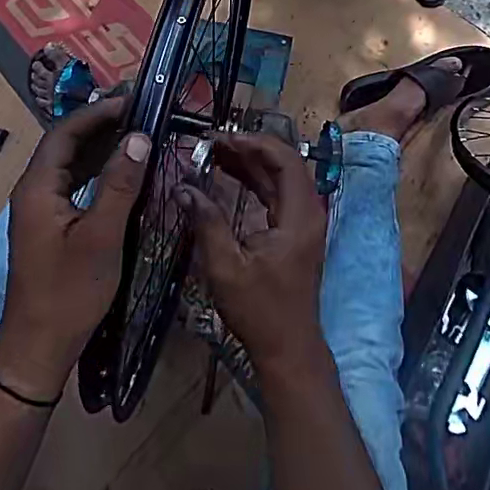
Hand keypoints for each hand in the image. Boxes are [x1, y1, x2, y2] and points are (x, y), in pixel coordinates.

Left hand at [0, 97, 149, 401]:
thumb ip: (120, 185)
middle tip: (138, 113)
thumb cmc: (70, 291)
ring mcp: (38, 208)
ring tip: (135, 134)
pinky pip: (71, 184)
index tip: (130, 102)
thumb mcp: (102, 237)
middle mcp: (33, 189)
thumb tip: (139, 137)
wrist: (38, 346)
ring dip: (98, 148)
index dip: (96, 114)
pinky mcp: (48, 224)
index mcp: (37, 186)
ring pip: (69, 164)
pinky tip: (120, 173)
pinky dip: (95, 172)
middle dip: (99, 126)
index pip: (64, 133)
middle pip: (65, 144)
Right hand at [179, 132, 329, 372]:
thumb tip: (183, 186)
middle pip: (283, 163)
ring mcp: (302, 223)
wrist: (288, 350)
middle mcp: (307, 213)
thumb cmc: (259, 309)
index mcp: (299, 217)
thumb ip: (206, 221)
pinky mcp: (292, 232)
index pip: (286, 160)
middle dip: (247, 147)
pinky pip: (274, 192)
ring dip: (248, 161)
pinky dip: (251, 178)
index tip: (220, 139)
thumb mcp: (225, 266)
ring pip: (278, 176)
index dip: (254, 143)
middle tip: (211, 142)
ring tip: (212, 152)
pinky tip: (224, 173)